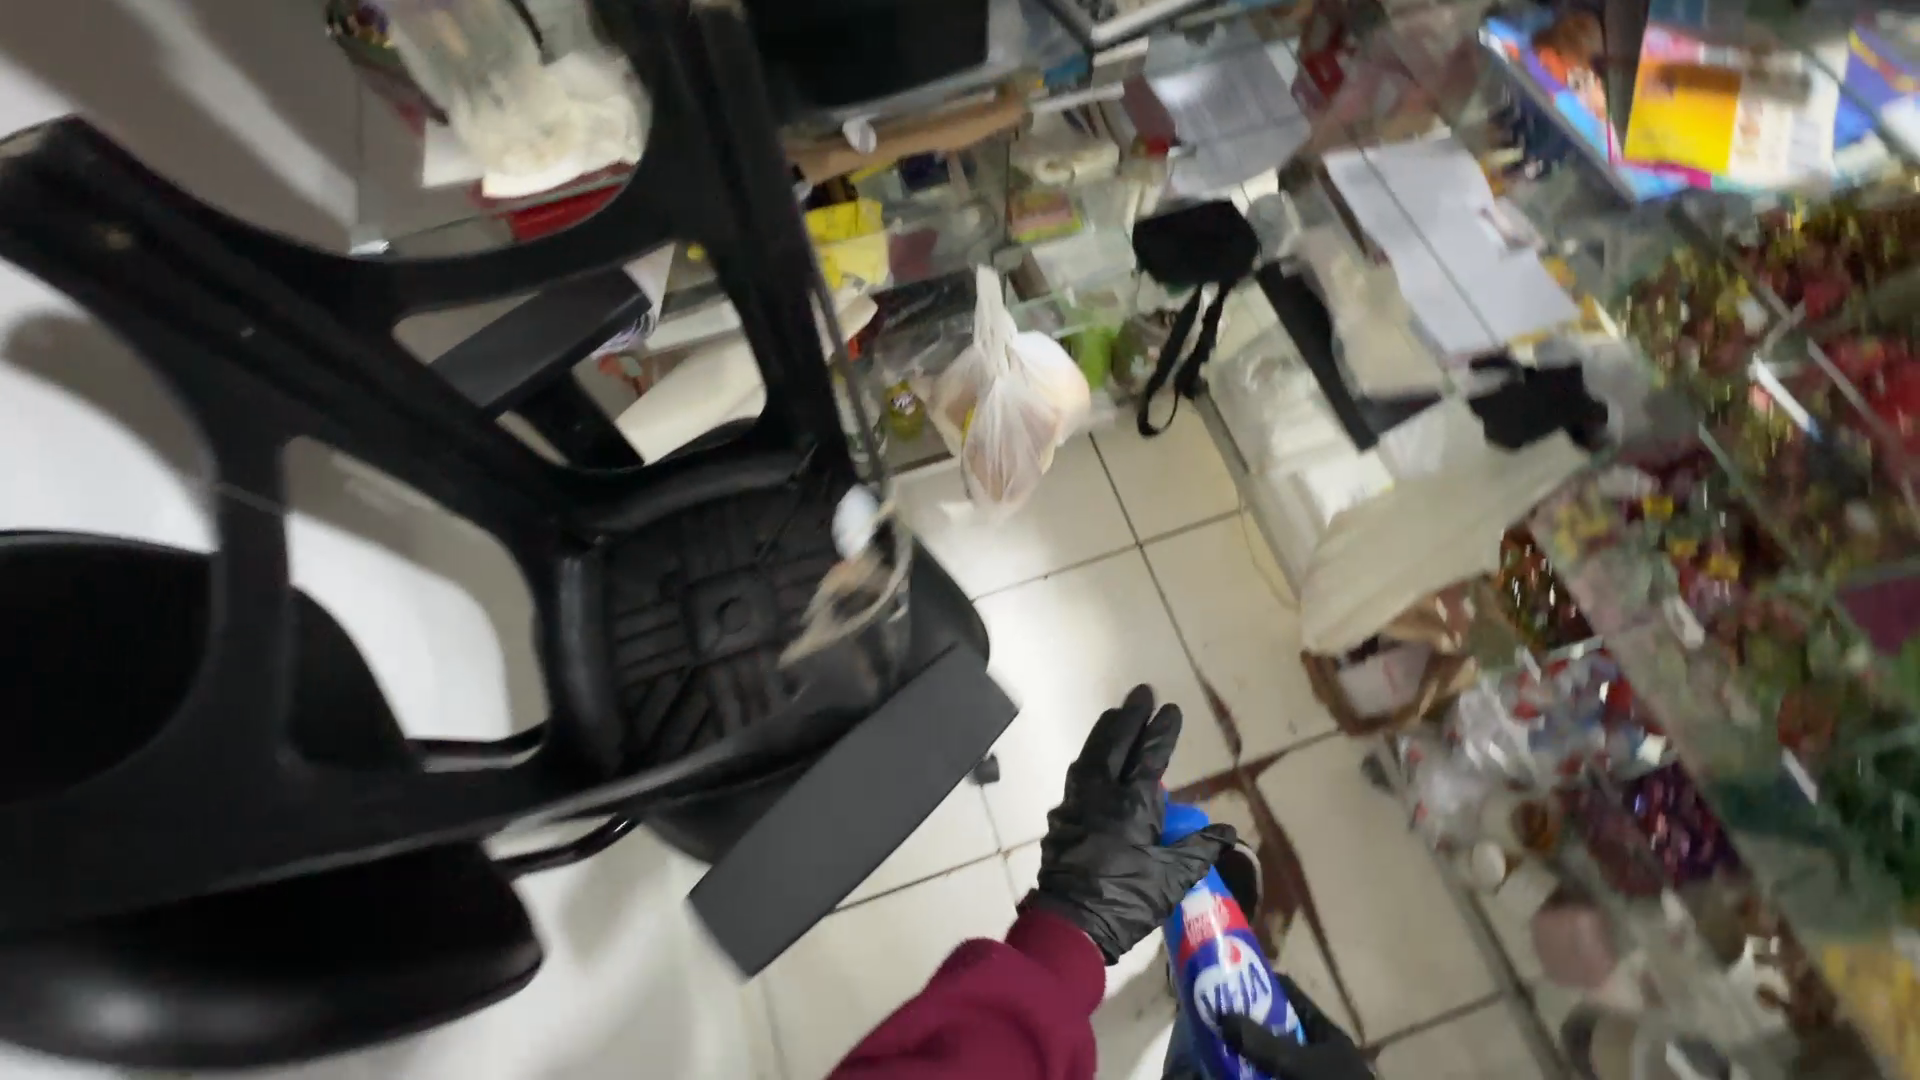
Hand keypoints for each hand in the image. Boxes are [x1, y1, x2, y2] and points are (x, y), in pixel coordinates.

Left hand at [1023, 685, 1235, 962]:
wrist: (1071, 920)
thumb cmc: (1126, 899)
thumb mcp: (1171, 879)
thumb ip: (1198, 850)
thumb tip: (1227, 830)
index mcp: (1133, 803)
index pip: (1151, 756)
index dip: (1162, 730)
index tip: (1170, 709)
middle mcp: (1103, 792)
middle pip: (1116, 742)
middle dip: (1131, 715)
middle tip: (1142, 691)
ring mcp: (1078, 800)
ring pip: (1093, 753)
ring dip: (1106, 730)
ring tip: (1117, 713)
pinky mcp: (1063, 813)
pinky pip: (1079, 773)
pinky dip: (1090, 756)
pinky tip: (1094, 756)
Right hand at [1220, 976, 1372, 1079]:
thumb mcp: (1297, 1064)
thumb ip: (1261, 1042)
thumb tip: (1220, 1014)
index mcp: (1324, 1031)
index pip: (1289, 993)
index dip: (1258, 981)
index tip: (1225, 978)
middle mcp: (1317, 1051)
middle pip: (1276, 1026)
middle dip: (1246, 1020)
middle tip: (1214, 1014)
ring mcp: (1309, 1075)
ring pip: (1272, 1056)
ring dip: (1247, 1051)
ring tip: (1216, 1043)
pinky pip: (1270, 1075)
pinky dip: (1252, 1073)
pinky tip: (1232, 1071)